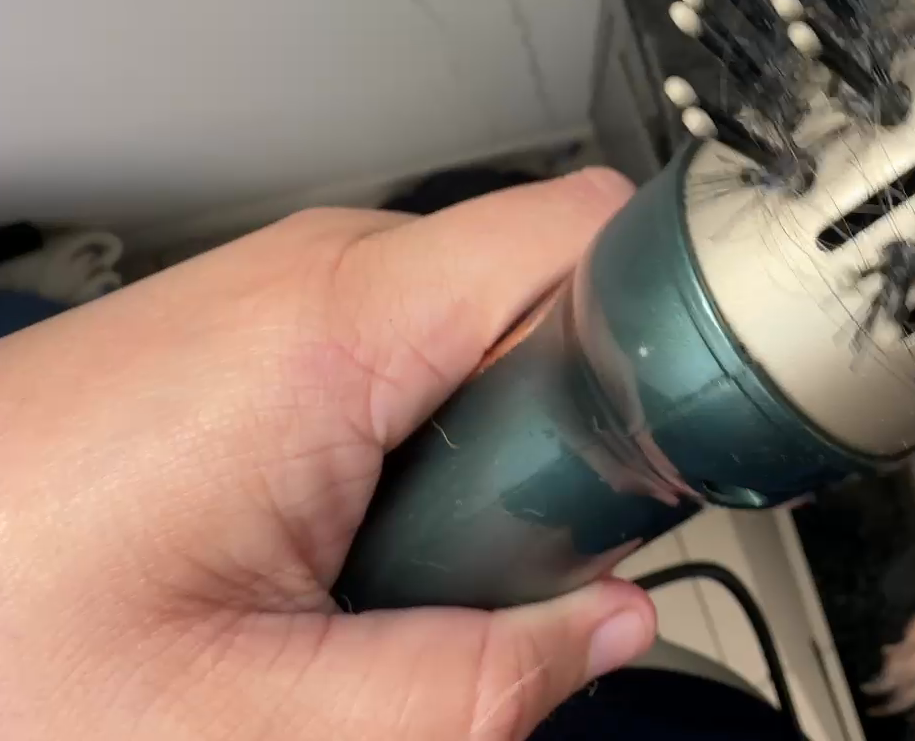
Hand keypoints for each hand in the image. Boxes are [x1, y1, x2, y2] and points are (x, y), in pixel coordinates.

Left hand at [0, 171, 657, 739]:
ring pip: (508, 312)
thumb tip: (613, 625)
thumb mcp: (236, 722)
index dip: (662, 291)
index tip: (678, 399)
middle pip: (560, 277)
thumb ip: (467, 684)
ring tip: (455, 525)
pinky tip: (404, 504)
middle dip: (589, 392)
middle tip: (544, 514)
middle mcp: (336, 273)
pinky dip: (466, 412)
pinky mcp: (295, 321)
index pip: (587, 222)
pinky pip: (446, 332)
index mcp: (342, 319)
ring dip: (523, 416)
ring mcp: (313, 291)